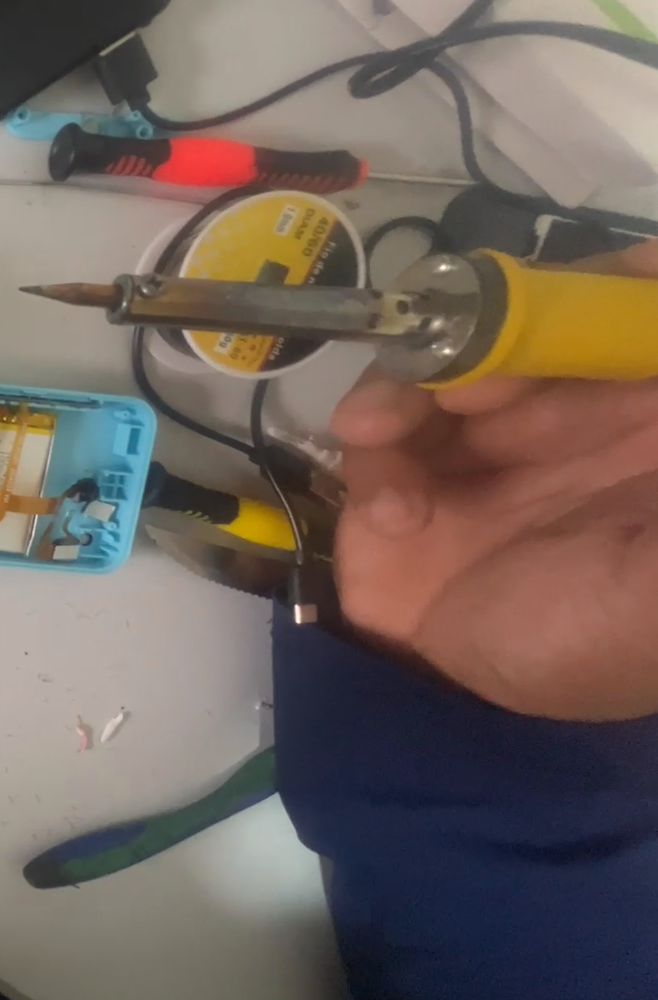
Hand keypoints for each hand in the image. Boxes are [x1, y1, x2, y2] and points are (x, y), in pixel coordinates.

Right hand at [331, 241, 657, 720]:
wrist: (491, 711)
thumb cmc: (615, 631)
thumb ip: (645, 447)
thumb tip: (641, 299)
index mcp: (647, 420)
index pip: (625, 316)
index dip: (600, 288)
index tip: (565, 289)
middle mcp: (572, 422)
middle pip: (521, 335)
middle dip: (479, 339)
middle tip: (452, 371)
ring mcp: (478, 454)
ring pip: (434, 377)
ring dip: (401, 391)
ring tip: (377, 429)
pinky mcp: (397, 489)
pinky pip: (374, 445)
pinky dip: (369, 463)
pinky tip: (388, 512)